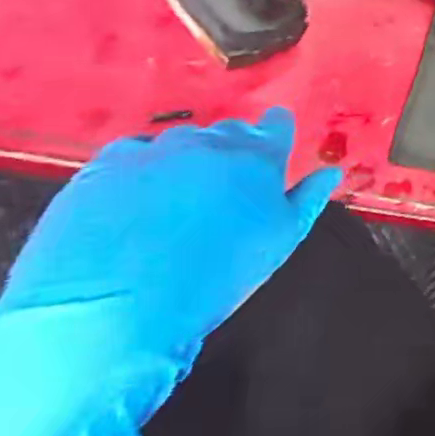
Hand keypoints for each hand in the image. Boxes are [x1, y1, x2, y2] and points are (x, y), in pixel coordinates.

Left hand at [0, 107, 339, 359]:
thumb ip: (308, 199)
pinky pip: (130, 155)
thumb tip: (331, 171)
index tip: (270, 150)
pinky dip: (138, 170)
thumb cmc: (216, 276)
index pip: (277, 123)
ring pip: (179, 142)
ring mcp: (155, 150)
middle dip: (230, 151)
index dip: (275, 133)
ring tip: (173, 202)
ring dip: (184, 161)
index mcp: (259, 156)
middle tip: (221, 190)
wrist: (112, 312)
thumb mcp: (279, 241)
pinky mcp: (103, 166)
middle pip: (228, 131)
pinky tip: (131, 203)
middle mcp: (210, 142)